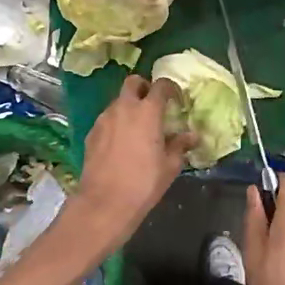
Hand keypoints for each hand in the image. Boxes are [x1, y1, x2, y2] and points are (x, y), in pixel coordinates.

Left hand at [68, 75, 194, 253]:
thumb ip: (180, 145)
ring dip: (129, 106)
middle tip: (153, 104)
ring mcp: (104, 119)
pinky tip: (121, 143)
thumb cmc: (144, 182)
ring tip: (138, 128)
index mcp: (147, 111)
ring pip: (118, 101)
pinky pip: (107, 119)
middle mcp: (124, 108)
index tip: (177, 100)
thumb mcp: (170, 165)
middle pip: (133, 82)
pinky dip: (116, 122)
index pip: (161, 86)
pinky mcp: (92, 132)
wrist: (105, 202)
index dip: (171, 88)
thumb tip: (192, 135)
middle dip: (144, 87)